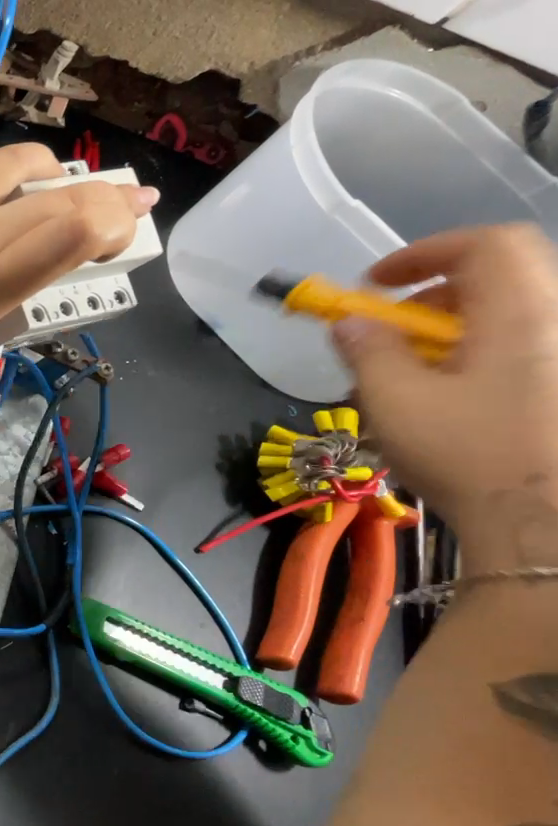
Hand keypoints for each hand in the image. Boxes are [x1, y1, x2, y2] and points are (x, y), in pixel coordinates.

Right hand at [331, 225, 557, 574]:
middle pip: (501, 278)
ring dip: (454, 329)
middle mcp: (556, 319)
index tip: (375, 284)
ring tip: (412, 374)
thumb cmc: (467, 451)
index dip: (425, 252)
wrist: (546, 517)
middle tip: (387, 332)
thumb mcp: (395, 401)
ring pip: (513, 315)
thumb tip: (350, 323)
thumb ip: (369, 352)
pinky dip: (480, 354)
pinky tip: (452, 397)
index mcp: (520, 311)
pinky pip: (525, 347)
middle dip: (434, 295)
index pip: (484, 246)